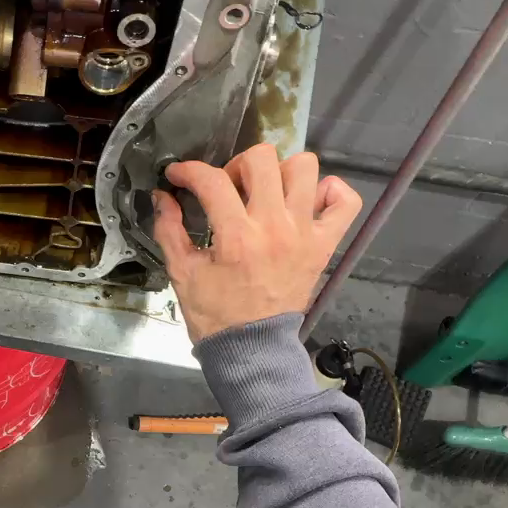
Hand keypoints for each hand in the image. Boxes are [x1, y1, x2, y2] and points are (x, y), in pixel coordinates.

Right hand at [153, 145, 362, 343]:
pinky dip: (329, 192)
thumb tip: (163, 196)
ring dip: (280, 173)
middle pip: (262, 160)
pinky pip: (344, 200)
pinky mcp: (324, 244)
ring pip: (305, 168)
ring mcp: (304, 233)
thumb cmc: (214, 315)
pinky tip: (306, 202)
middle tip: (227, 189)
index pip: (212, 182)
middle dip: (236, 166)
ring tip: (266, 194)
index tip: (178, 175)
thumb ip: (169, 231)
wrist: (250, 348)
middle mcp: (274, 227)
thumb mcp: (182, 274)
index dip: (189, 170)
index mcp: (236, 237)